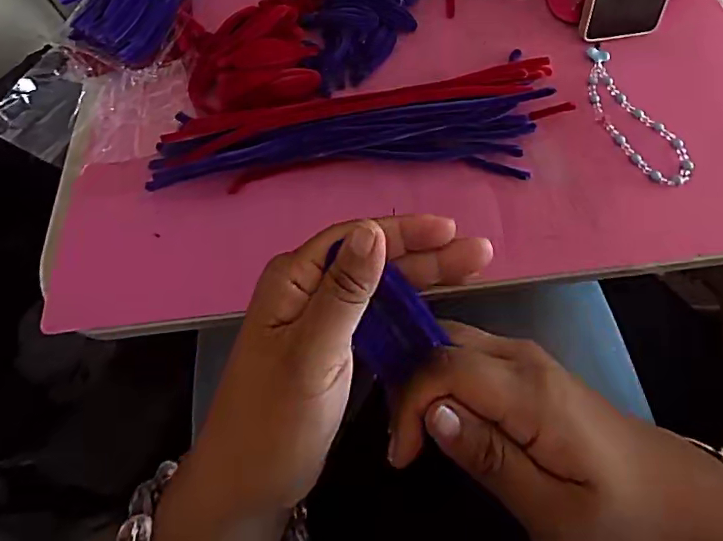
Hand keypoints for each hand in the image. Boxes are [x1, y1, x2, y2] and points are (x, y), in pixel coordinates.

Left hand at [156, 216, 493, 540]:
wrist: (245, 493)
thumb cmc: (273, 423)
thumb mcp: (312, 355)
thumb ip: (344, 292)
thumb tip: (372, 230)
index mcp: (295, 278)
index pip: (357, 238)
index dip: (406, 231)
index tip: (450, 230)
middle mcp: (309, 287)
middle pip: (376, 258)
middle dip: (427, 254)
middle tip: (478, 253)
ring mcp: (323, 316)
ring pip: (382, 284)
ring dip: (425, 277)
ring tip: (470, 269)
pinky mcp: (336, 344)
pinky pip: (380, 313)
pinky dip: (410, 307)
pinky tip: (437, 304)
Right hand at [387, 323, 722, 540]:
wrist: (668, 490)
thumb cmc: (615, 509)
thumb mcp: (552, 508)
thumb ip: (489, 457)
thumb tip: (432, 413)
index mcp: (529, 388)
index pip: (446, 363)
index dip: (410, 401)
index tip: (401, 457)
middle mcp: (523, 355)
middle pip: (445, 340)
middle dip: (410, 383)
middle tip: (402, 444)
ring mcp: (527, 356)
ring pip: (455, 342)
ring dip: (424, 379)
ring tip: (414, 435)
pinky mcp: (529, 367)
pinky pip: (473, 355)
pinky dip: (445, 377)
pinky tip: (442, 414)